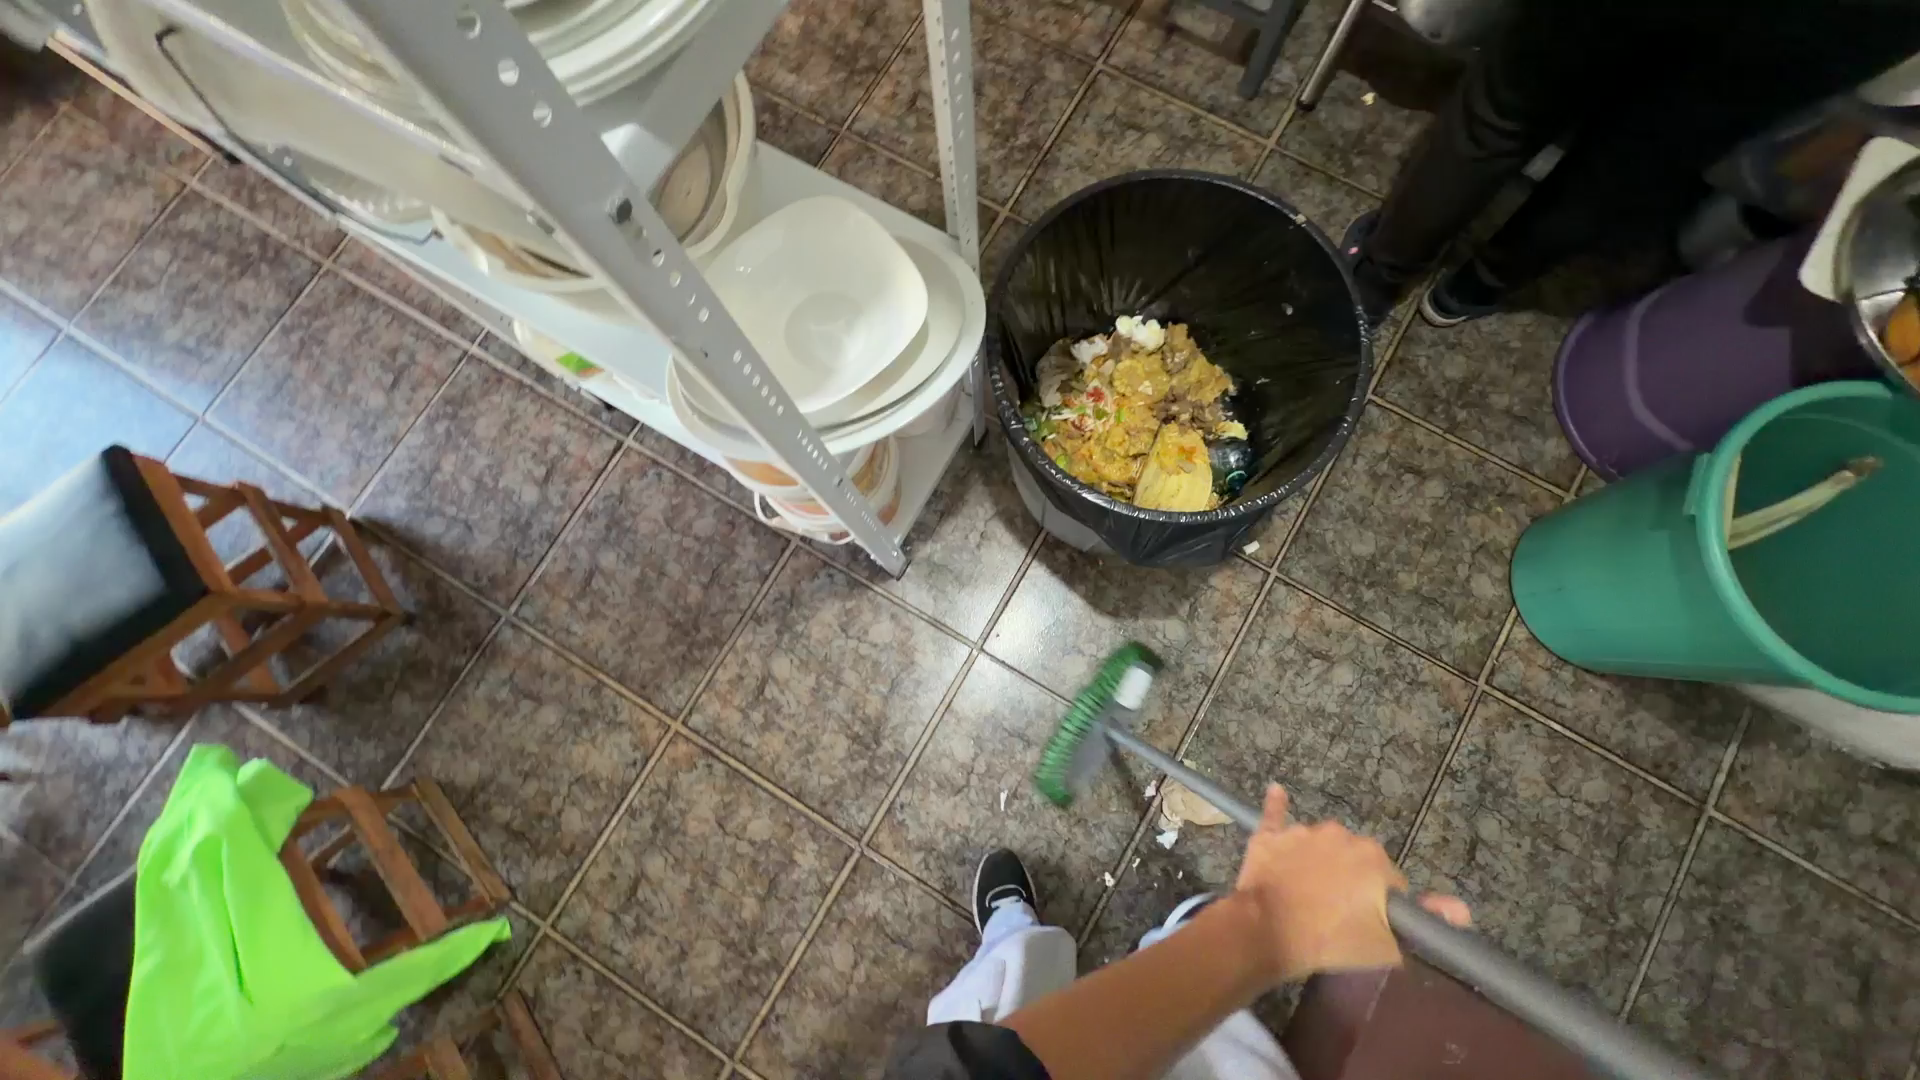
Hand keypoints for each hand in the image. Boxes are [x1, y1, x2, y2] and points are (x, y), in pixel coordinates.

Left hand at [1231, 785, 1469, 981]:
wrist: (1269, 929)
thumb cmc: (1332, 939)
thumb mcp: (1389, 941)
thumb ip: (1428, 919)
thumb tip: (1463, 908)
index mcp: (1372, 856)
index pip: (1387, 881)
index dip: (1380, 904)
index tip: (1367, 922)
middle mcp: (1338, 834)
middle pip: (1353, 859)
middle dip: (1351, 881)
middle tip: (1338, 912)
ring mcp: (1301, 832)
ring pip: (1319, 845)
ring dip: (1319, 863)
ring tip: (1307, 895)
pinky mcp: (1268, 835)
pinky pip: (1275, 814)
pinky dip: (1276, 804)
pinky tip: (1277, 790)